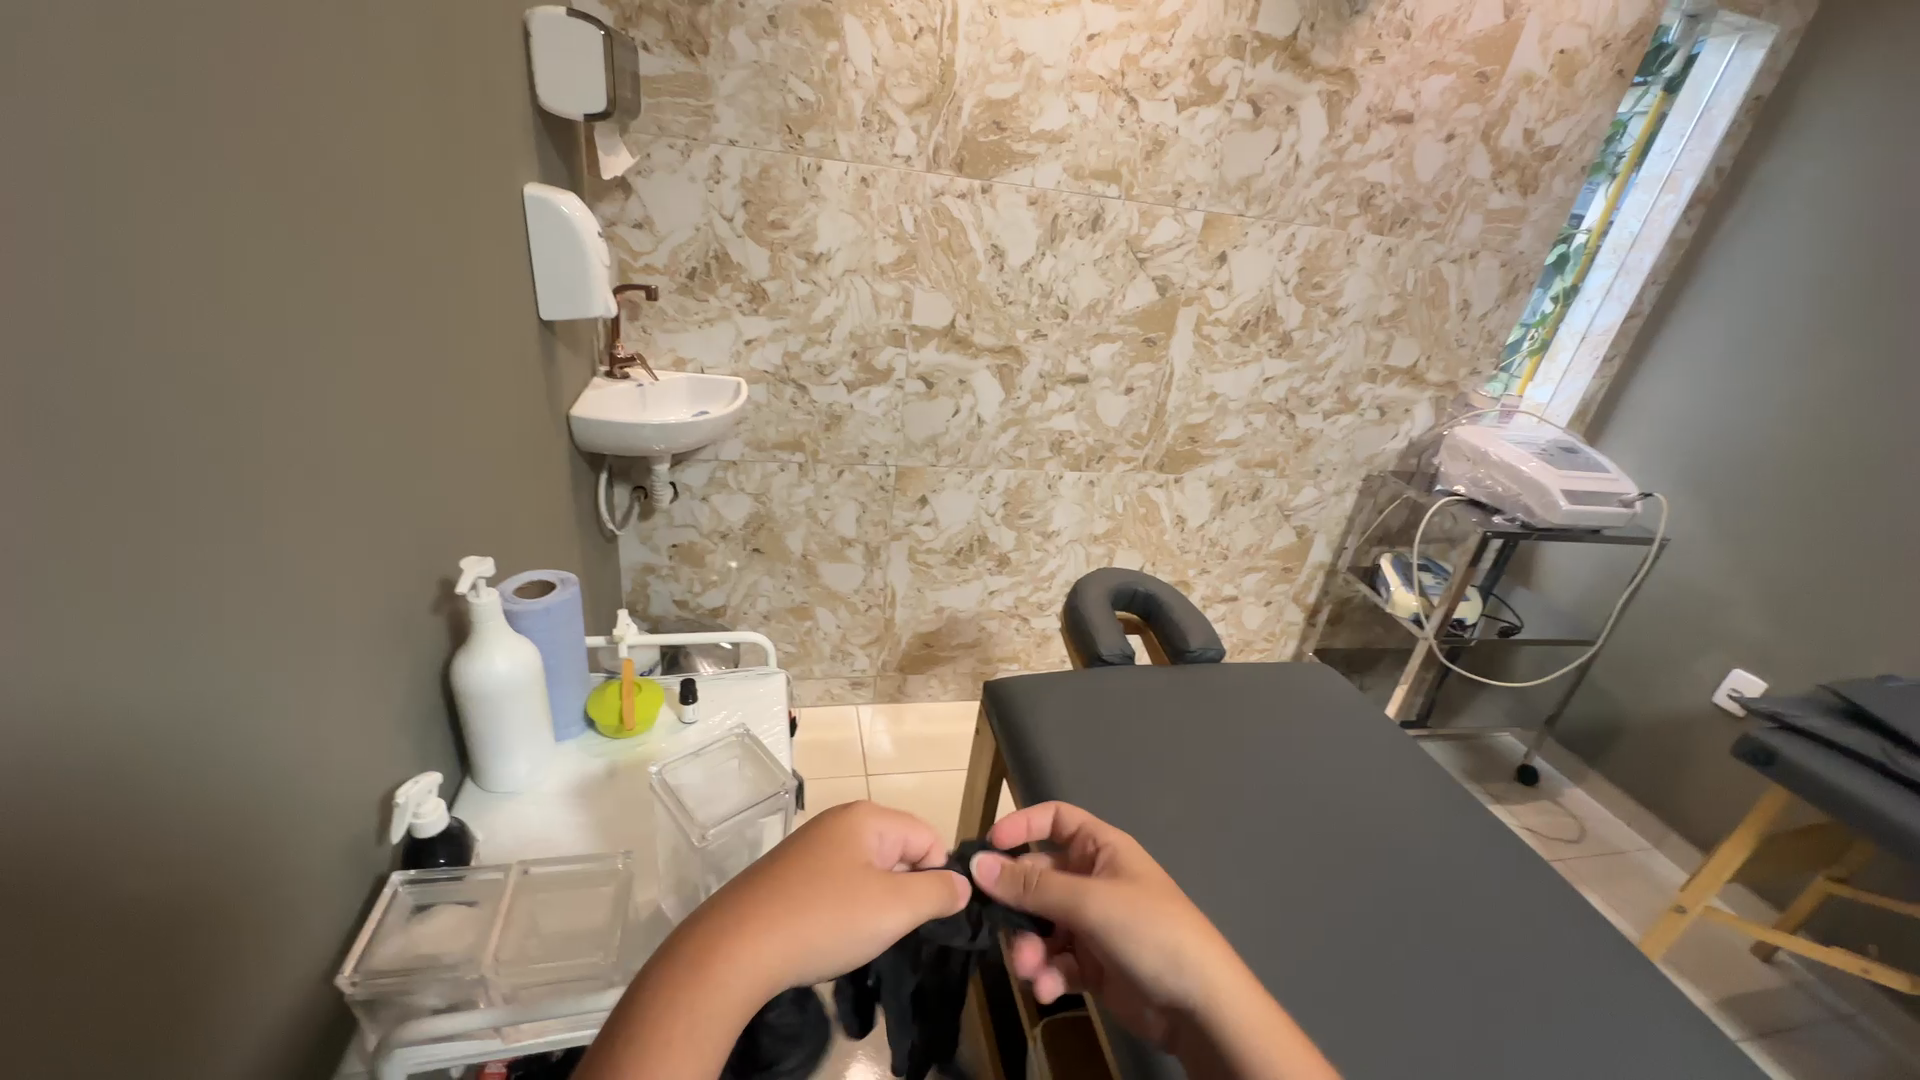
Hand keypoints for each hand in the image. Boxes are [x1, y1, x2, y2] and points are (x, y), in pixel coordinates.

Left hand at [681, 799, 971, 996]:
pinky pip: (838, 885)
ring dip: (875, 905)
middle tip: (893, 929)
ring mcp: (811, 848)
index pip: (928, 837)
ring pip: (867, 872)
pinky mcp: (790, 875)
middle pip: (897, 852)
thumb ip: (937, 892)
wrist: (736, 949)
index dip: (938, 876)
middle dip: (904, 892)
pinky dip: (844, 911)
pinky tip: (831, 936)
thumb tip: (962, 884)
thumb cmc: (824, 920)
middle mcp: (839, 822)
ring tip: (860, 936)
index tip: (929, 916)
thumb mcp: (894, 908)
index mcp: (867, 818)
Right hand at [971, 801, 1240, 1045]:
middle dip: (1017, 907)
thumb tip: (977, 863)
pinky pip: (1055, 961)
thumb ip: (1031, 886)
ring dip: (1029, 947)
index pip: (1056, 820)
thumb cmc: (1150, 931)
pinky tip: (1047, 990)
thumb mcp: (1090, 902)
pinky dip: (1047, 974)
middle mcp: (1093, 880)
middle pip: (1038, 879)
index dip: (1022, 826)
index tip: (987, 847)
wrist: (1200, 1006)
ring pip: (1041, 925)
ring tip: (1030, 970)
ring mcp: (1093, 924)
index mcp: (1101, 849)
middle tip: (999, 929)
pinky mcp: (1093, 964)